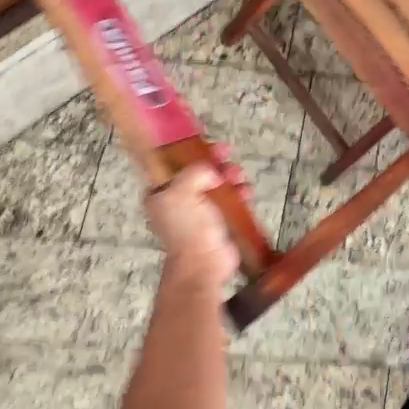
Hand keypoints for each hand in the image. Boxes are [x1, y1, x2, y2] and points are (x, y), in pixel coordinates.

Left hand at [143, 146, 249, 288]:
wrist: (203, 263)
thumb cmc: (187, 228)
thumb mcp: (181, 192)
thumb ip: (194, 172)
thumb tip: (211, 171)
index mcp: (161, 194)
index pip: (174, 163)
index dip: (191, 151)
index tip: (209, 145)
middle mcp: (178, 201)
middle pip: (200, 171)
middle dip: (216, 162)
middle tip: (227, 157)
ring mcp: (200, 211)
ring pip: (218, 182)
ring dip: (231, 176)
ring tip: (239, 178)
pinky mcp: (219, 220)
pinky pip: (232, 198)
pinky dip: (240, 192)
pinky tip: (246, 193)